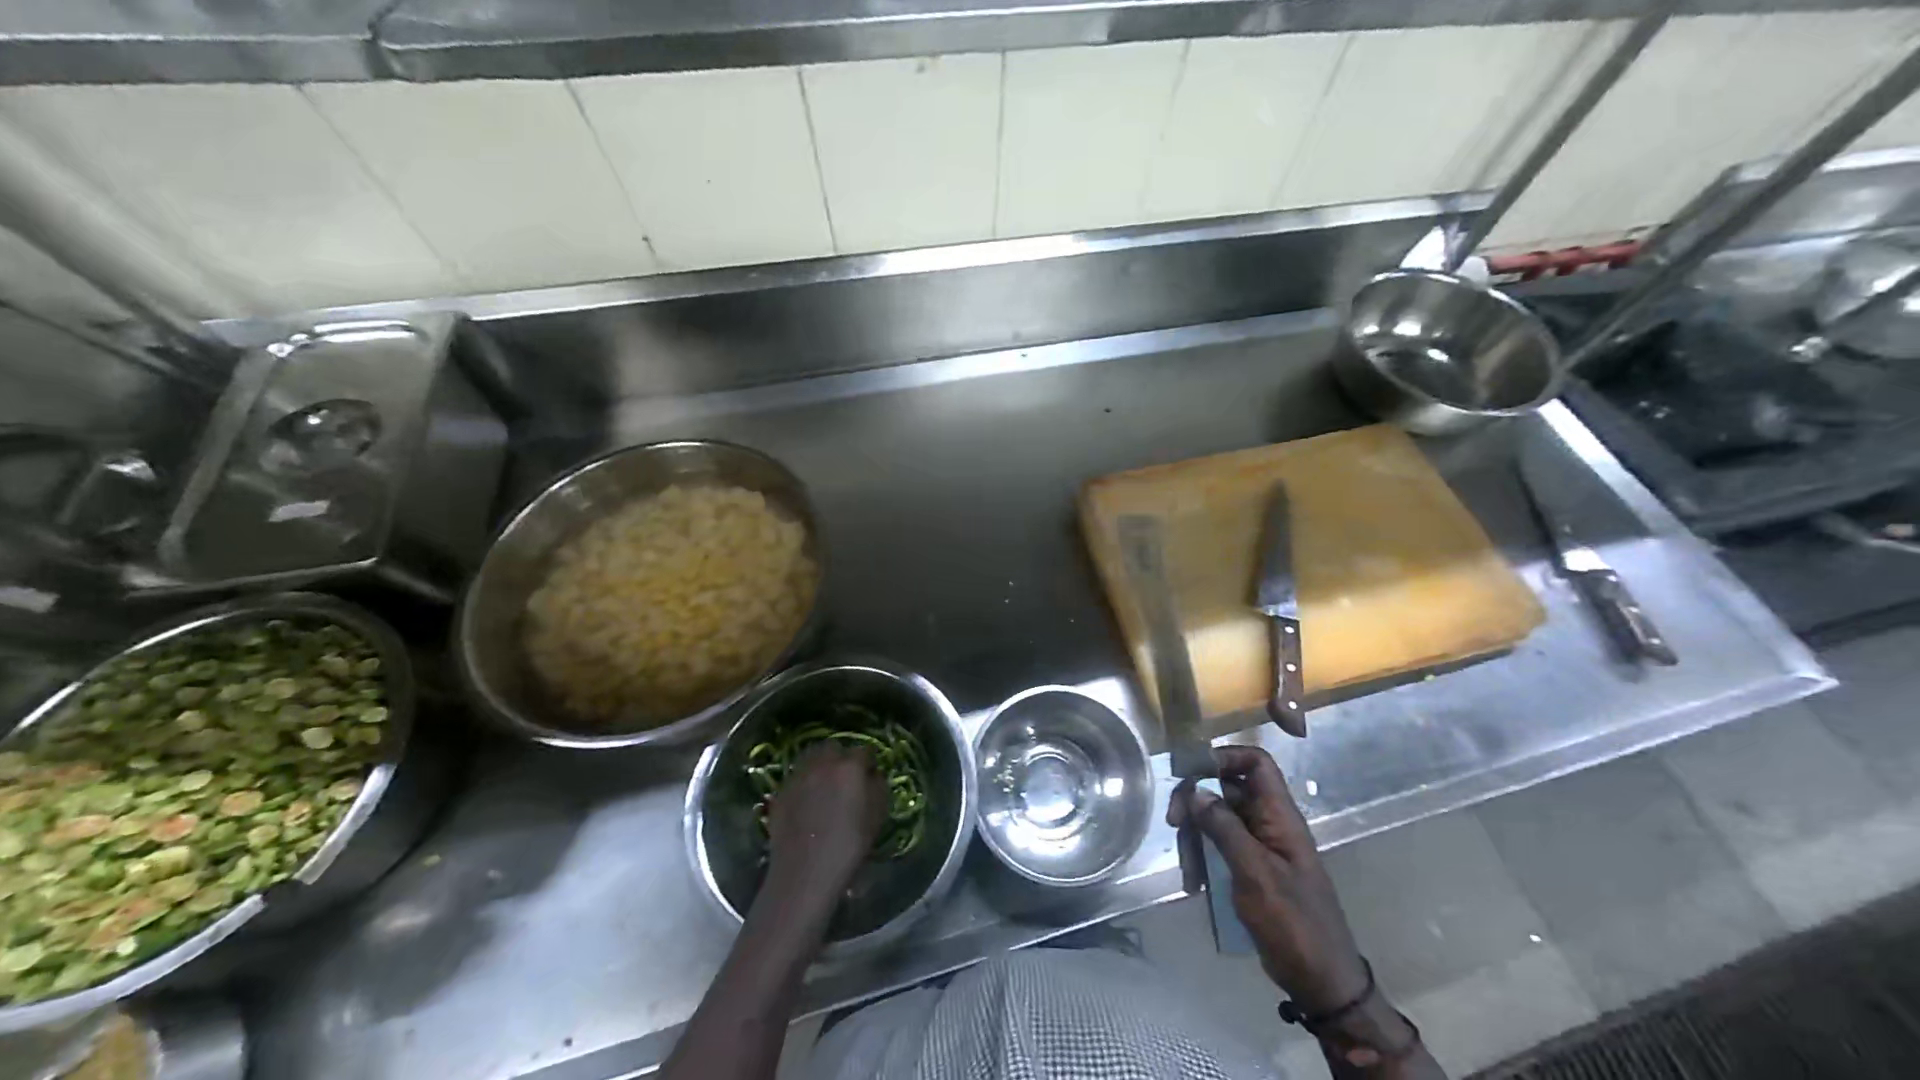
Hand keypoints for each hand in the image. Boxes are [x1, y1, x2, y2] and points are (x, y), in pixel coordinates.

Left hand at [767, 741, 886, 900]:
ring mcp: (798, 775)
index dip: (868, 762)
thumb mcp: (877, 817)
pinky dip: (804, 782)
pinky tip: (807, 801)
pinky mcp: (781, 790)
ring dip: (821, 765)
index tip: (870, 774)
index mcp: (850, 767)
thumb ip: (878, 787)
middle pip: (834, 748)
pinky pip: (797, 776)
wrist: (804, 872)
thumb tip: (873, 775)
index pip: (864, 750)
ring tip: (825, 785)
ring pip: (811, 757)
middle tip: (846, 777)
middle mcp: (823, 763)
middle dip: (842, 758)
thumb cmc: (848, 847)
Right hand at [1168, 745, 1368, 1014]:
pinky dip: (1202, 860)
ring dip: (1195, 838)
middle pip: (1226, 789)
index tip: (1190, 772)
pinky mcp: (1249, 868)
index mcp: (1280, 816)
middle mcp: (1268, 823)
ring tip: (1189, 872)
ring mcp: (1258, 846)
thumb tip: (1195, 790)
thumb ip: (1224, 827)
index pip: (1256, 763)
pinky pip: (1218, 847)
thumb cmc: (1293, 923)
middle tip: (1174, 823)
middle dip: (1196, 803)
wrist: (1320, 980)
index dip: (1224, 757)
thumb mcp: (1255, 873)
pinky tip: (1195, 885)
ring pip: (1216, 819)